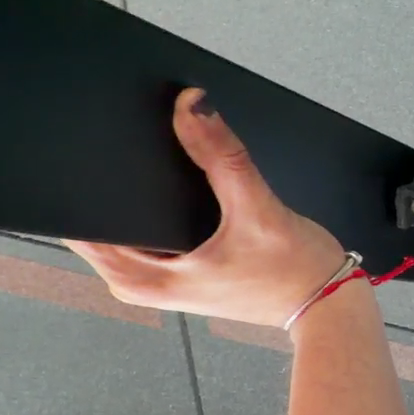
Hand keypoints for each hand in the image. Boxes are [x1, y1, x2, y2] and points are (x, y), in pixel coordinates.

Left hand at [67, 88, 345, 326]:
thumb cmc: (300, 276)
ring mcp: (159, 284)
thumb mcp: (261, 211)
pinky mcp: (181, 279)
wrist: (332, 307)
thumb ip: (223, 157)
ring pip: (129, 225)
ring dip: (149, 200)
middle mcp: (138, 285)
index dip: (93, 174)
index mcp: (138, 277)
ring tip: (185, 187)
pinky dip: (166, 217)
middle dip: (125, 185)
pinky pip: (152, 238)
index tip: (110, 146)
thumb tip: (193, 107)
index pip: (80, 214)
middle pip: (103, 216)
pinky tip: (195, 206)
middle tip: (160, 162)